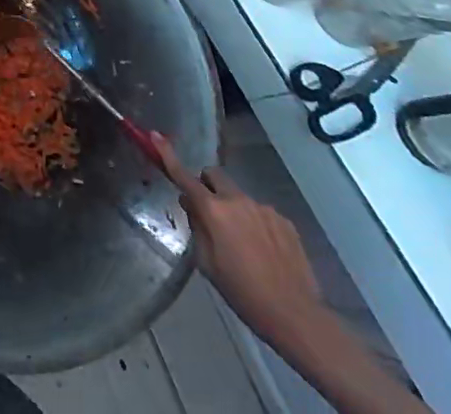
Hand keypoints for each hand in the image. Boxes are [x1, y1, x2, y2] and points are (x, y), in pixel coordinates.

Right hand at [152, 132, 323, 344]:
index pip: (184, 177)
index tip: (156, 136)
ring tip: (241, 245)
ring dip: (232, 209)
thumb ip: (196, 227)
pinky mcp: (284, 221)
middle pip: (214, 176)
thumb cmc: (242, 292)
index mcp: (214, 211)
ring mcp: (264, 208)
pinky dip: (254, 223)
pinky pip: (260, 212)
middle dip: (206, 186)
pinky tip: (262, 252)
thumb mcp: (207, 264)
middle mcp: (238, 201)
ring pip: (238, 196)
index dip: (168, 155)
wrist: (294, 313)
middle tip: (208, 214)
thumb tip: (190, 204)